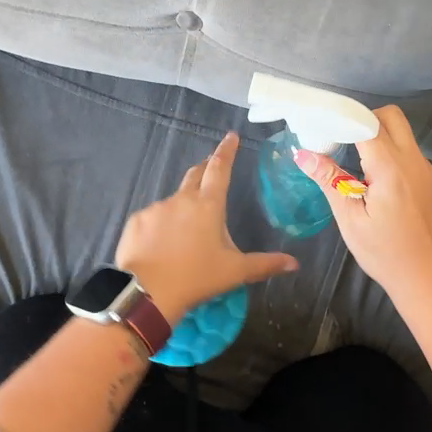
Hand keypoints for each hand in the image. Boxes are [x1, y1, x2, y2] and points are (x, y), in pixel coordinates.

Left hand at [116, 132, 298, 320]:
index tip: (230, 137)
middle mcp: (182, 200)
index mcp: (208, 205)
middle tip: (212, 168)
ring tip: (187, 230)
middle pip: (195, 175)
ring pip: (174, 201)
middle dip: (205, 169)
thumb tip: (294, 264)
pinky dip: (161, 224)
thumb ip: (265, 264)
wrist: (147, 294)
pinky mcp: (136, 222)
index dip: (226, 151)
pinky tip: (162, 244)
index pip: (220, 168)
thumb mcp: (235, 272)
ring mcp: (156, 209)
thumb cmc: (197, 278)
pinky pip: (153, 218)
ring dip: (183, 206)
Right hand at [293, 106, 431, 299]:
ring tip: (365, 175)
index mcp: (391, 169)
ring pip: (405, 136)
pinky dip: (397, 161)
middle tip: (348, 145)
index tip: (328, 130)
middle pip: (392, 117)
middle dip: (367, 121)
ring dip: (383, 142)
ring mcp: (430, 170)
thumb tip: (303, 153)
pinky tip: (387, 191)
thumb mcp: (351, 220)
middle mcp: (415, 161)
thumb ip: (330, 182)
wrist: (428, 278)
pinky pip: (414, 157)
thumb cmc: (384, 253)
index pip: (367, 124)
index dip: (346, 121)